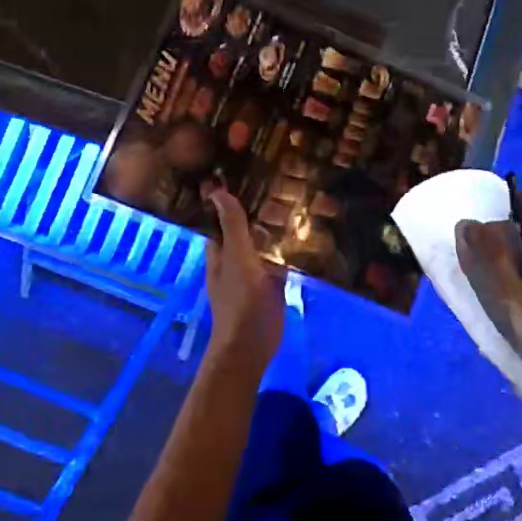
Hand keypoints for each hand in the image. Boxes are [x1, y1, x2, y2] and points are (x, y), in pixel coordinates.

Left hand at [204, 189, 283, 372]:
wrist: (252, 346)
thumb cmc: (240, 302)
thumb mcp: (237, 259)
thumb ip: (232, 227)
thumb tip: (217, 190)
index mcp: (221, 252)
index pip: (221, 218)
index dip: (228, 198)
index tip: (245, 174)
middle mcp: (235, 259)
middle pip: (244, 229)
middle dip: (256, 211)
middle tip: (280, 181)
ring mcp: (254, 273)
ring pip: (262, 244)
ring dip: (273, 229)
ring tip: (296, 201)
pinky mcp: (272, 285)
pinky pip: (278, 260)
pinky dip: (287, 248)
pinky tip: (304, 236)